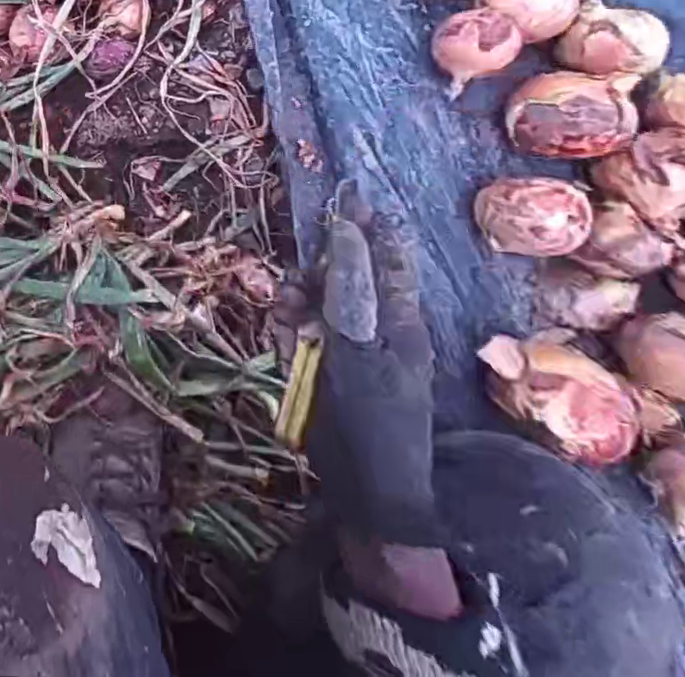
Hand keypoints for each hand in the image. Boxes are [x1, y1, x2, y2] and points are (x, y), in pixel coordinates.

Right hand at [305, 180, 457, 617]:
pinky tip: (285, 335)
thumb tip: (349, 232)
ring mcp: (356, 344)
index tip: (347, 197)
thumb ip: (351, 290)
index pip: (388, 256)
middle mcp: (380, 324)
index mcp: (400, 318)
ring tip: (285, 315)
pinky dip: (293, 324)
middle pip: (345, 273)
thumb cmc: (370, 420)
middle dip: (316, 271)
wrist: (368, 487)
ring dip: (297, 298)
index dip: (371, 225)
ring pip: (320, 298)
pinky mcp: (334, 361)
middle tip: (293, 285)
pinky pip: (309, 326)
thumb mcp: (359, 350)